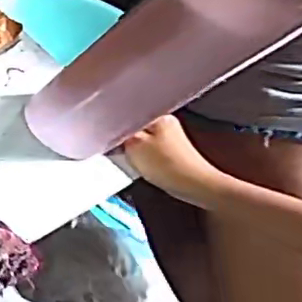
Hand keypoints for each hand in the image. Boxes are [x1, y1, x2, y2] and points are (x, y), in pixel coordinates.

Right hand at [115, 116, 233, 204]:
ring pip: (138, 139)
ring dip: (130, 149)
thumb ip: (118, 133)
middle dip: (121, 139)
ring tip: (130, 160)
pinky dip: (140, 157)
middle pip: (132, 127)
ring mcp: (168, 137)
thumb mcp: (133, 145)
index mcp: (157, 116)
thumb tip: (109, 128)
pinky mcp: (169, 151)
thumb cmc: (168, 166)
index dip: (112, 126)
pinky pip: (146, 150)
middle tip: (117, 150)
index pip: (126, 114)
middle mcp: (165, 123)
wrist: (196, 186)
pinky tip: (140, 165)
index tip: (104, 137)